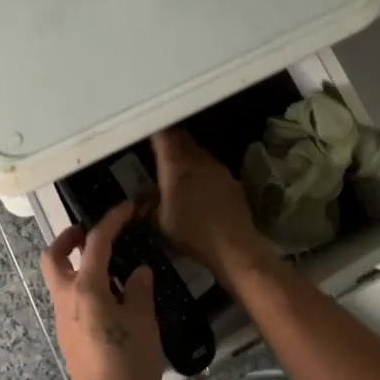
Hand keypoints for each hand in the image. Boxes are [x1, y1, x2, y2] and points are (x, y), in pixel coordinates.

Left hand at [41, 202, 164, 379]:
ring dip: (74, 263)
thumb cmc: (129, 362)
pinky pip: (68, 298)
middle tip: (89, 233)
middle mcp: (66, 298)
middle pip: (53, 257)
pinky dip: (81, 285)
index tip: (125, 209)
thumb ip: (139, 290)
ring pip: (58, 278)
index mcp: (86, 288)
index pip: (95, 242)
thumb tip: (138, 272)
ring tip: (107, 265)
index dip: (111, 221)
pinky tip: (108, 295)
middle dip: (67, 238)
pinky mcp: (68, 336)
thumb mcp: (144, 321)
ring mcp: (63, 319)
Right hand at [150, 128, 275, 284]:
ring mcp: (216, 166)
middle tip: (159, 149)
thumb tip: (143, 196)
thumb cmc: (194, 235)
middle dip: (169, 140)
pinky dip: (200, 168)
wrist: (236, 247)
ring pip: (197, 150)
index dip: (154, 132)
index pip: (163, 136)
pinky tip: (199, 184)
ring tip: (177, 168)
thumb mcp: (163, 222)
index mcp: (176, 166)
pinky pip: (210, 164)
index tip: (147, 133)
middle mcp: (197, 159)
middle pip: (181, 137)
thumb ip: (151, 203)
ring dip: (186, 154)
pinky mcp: (230, 177)